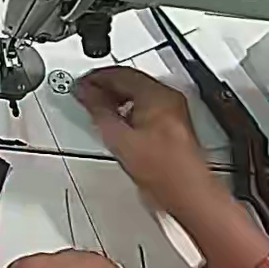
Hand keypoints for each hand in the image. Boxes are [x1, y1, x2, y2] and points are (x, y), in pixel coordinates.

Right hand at [75, 66, 215, 202]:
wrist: (187, 194)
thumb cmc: (162, 170)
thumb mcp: (118, 137)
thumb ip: (97, 110)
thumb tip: (85, 93)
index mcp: (157, 95)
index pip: (120, 74)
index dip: (96, 78)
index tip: (81, 84)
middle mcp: (169, 99)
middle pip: (130, 80)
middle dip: (105, 85)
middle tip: (85, 92)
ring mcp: (173, 111)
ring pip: (138, 92)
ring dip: (116, 96)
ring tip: (96, 106)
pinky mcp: (173, 124)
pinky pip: (145, 105)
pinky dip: (127, 107)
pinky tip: (115, 119)